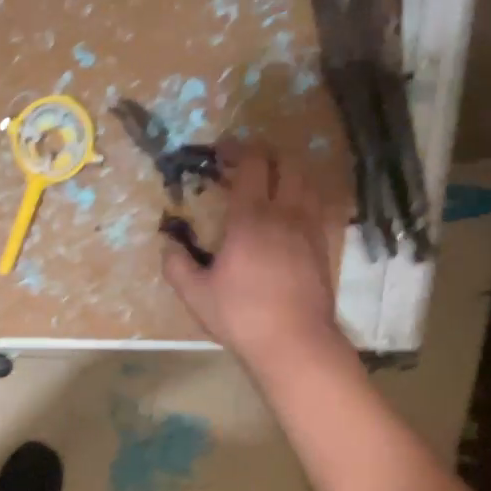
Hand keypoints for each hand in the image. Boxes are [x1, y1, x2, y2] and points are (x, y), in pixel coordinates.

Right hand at [163, 139, 343, 358]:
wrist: (293, 340)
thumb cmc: (240, 316)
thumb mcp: (196, 296)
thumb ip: (177, 266)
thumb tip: (168, 246)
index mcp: (250, 219)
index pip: (252, 165)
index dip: (237, 150)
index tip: (221, 151)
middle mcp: (284, 212)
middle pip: (285, 162)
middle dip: (265, 155)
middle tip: (245, 164)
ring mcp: (308, 226)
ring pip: (305, 180)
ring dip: (287, 172)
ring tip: (270, 183)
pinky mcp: (321, 243)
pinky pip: (314, 204)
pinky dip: (300, 196)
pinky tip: (287, 213)